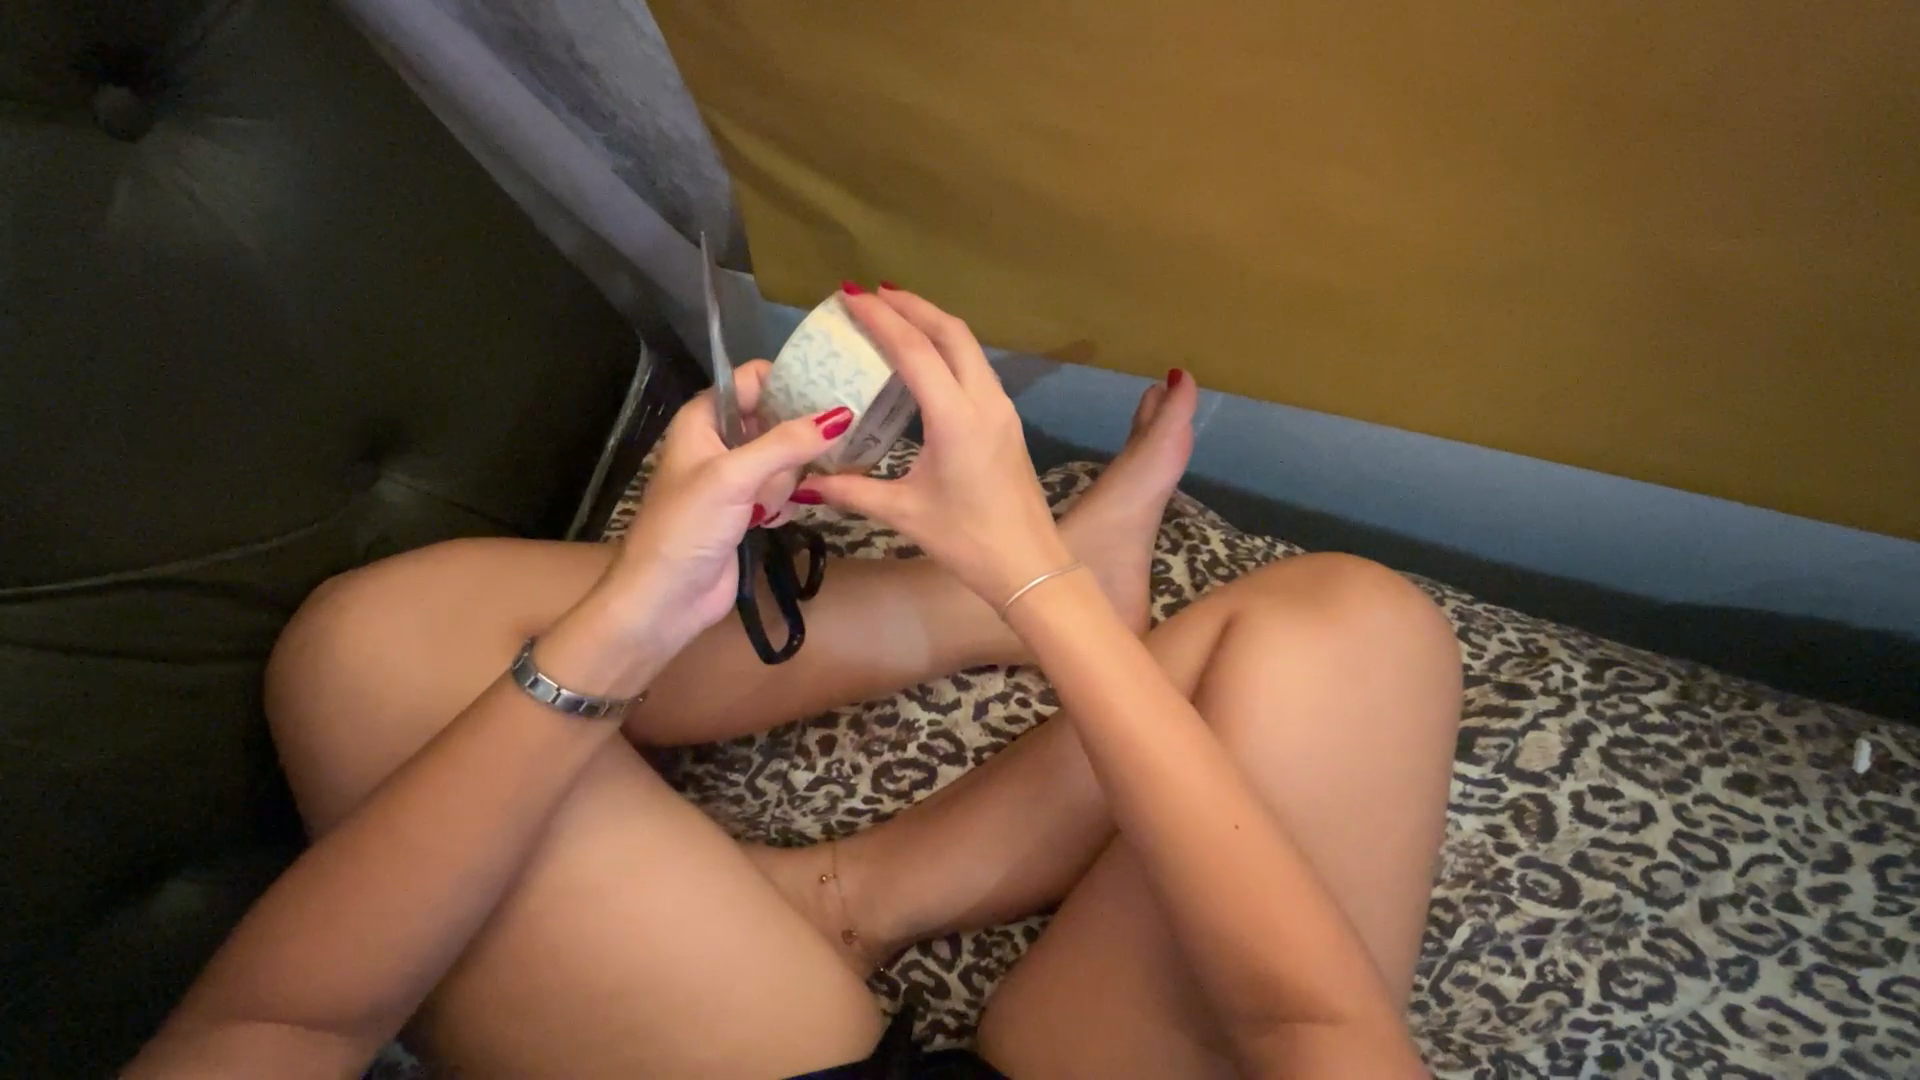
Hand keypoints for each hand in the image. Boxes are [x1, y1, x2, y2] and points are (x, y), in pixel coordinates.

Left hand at [598, 360, 850, 652]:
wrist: (667, 597)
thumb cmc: (687, 527)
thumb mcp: (735, 476)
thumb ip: (786, 444)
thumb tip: (841, 416)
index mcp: (704, 419)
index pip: (751, 379)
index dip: (788, 379)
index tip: (835, 386)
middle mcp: (720, 441)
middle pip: (774, 418)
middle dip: (799, 434)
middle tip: (836, 440)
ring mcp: (736, 478)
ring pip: (784, 458)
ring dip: (790, 477)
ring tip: (778, 497)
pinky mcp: (748, 509)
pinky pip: (782, 490)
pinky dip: (786, 501)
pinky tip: (775, 517)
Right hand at [806, 286, 1071, 607]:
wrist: (1029, 564)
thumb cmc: (967, 540)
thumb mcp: (904, 513)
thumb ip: (852, 492)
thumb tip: (804, 483)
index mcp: (956, 419)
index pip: (916, 351)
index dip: (881, 319)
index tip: (851, 296)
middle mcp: (984, 402)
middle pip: (951, 333)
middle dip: (912, 306)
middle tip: (872, 293)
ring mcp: (1002, 409)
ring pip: (969, 347)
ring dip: (933, 324)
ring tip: (895, 315)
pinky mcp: (1007, 421)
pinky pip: (976, 368)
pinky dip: (948, 349)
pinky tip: (926, 359)